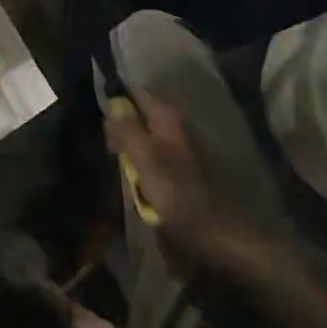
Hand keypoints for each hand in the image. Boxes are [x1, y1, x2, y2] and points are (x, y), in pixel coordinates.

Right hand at [105, 94, 270, 269]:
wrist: (223, 235)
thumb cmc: (179, 192)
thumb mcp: (143, 156)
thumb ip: (124, 127)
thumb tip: (112, 105)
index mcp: (168, 117)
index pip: (134, 92)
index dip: (115, 103)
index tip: (103, 123)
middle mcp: (178, 126)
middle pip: (138, 116)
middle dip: (122, 131)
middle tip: (114, 153)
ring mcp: (184, 148)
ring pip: (145, 138)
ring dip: (133, 152)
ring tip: (129, 173)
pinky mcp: (187, 170)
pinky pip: (156, 158)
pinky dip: (146, 167)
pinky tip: (145, 185)